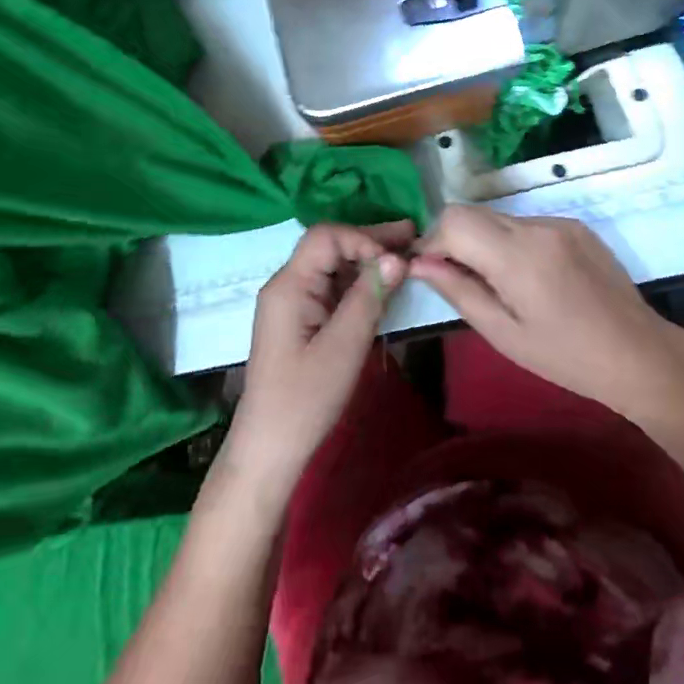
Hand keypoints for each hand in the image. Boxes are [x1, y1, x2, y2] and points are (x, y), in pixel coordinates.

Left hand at [225, 221, 413, 491]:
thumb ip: (369, 297)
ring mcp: (292, 303)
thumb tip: (396, 257)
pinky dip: (357, 283)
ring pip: (331, 267)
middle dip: (370, 241)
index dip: (363, 238)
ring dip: (366, 260)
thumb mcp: (344, 346)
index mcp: (289, 285)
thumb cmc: (306, 398)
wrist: (271, 445)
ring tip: (406, 257)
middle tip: (413, 237)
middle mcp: (286, 285)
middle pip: (328, 247)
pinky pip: (330, 288)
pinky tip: (383, 285)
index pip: (326, 237)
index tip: (398, 258)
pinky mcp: (300, 320)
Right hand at [410, 206, 683, 418]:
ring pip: (496, 217)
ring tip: (493, 282)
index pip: (453, 222)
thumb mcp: (502, 333)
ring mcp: (559, 222)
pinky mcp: (575, 225)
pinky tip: (526, 277)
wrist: (639, 354)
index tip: (426, 271)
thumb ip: (457, 290)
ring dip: (480, 241)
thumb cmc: (565, 356)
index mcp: (517, 256)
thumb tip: (418, 263)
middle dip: (450, 239)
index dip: (430, 242)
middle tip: (453, 278)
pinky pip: (524, 224)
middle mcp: (537, 227)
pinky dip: (508, 242)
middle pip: (470, 213)